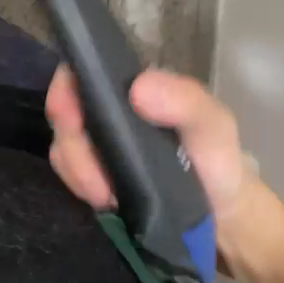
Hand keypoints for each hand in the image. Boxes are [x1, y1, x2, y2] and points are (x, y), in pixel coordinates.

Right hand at [46, 67, 248, 216]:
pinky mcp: (91, 173)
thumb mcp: (213, 125)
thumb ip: (186, 101)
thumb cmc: (216, 158)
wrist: (220, 212)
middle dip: (72, 146)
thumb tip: (137, 89)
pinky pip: (69, 175)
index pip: (82, 70)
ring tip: (108, 195)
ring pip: (62, 147)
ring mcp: (96, 143)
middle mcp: (106, 109)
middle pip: (63, 112)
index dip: (66, 88)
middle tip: (97, 178)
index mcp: (131, 86)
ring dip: (77, 172)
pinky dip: (80, 187)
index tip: (72, 118)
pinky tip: (106, 201)